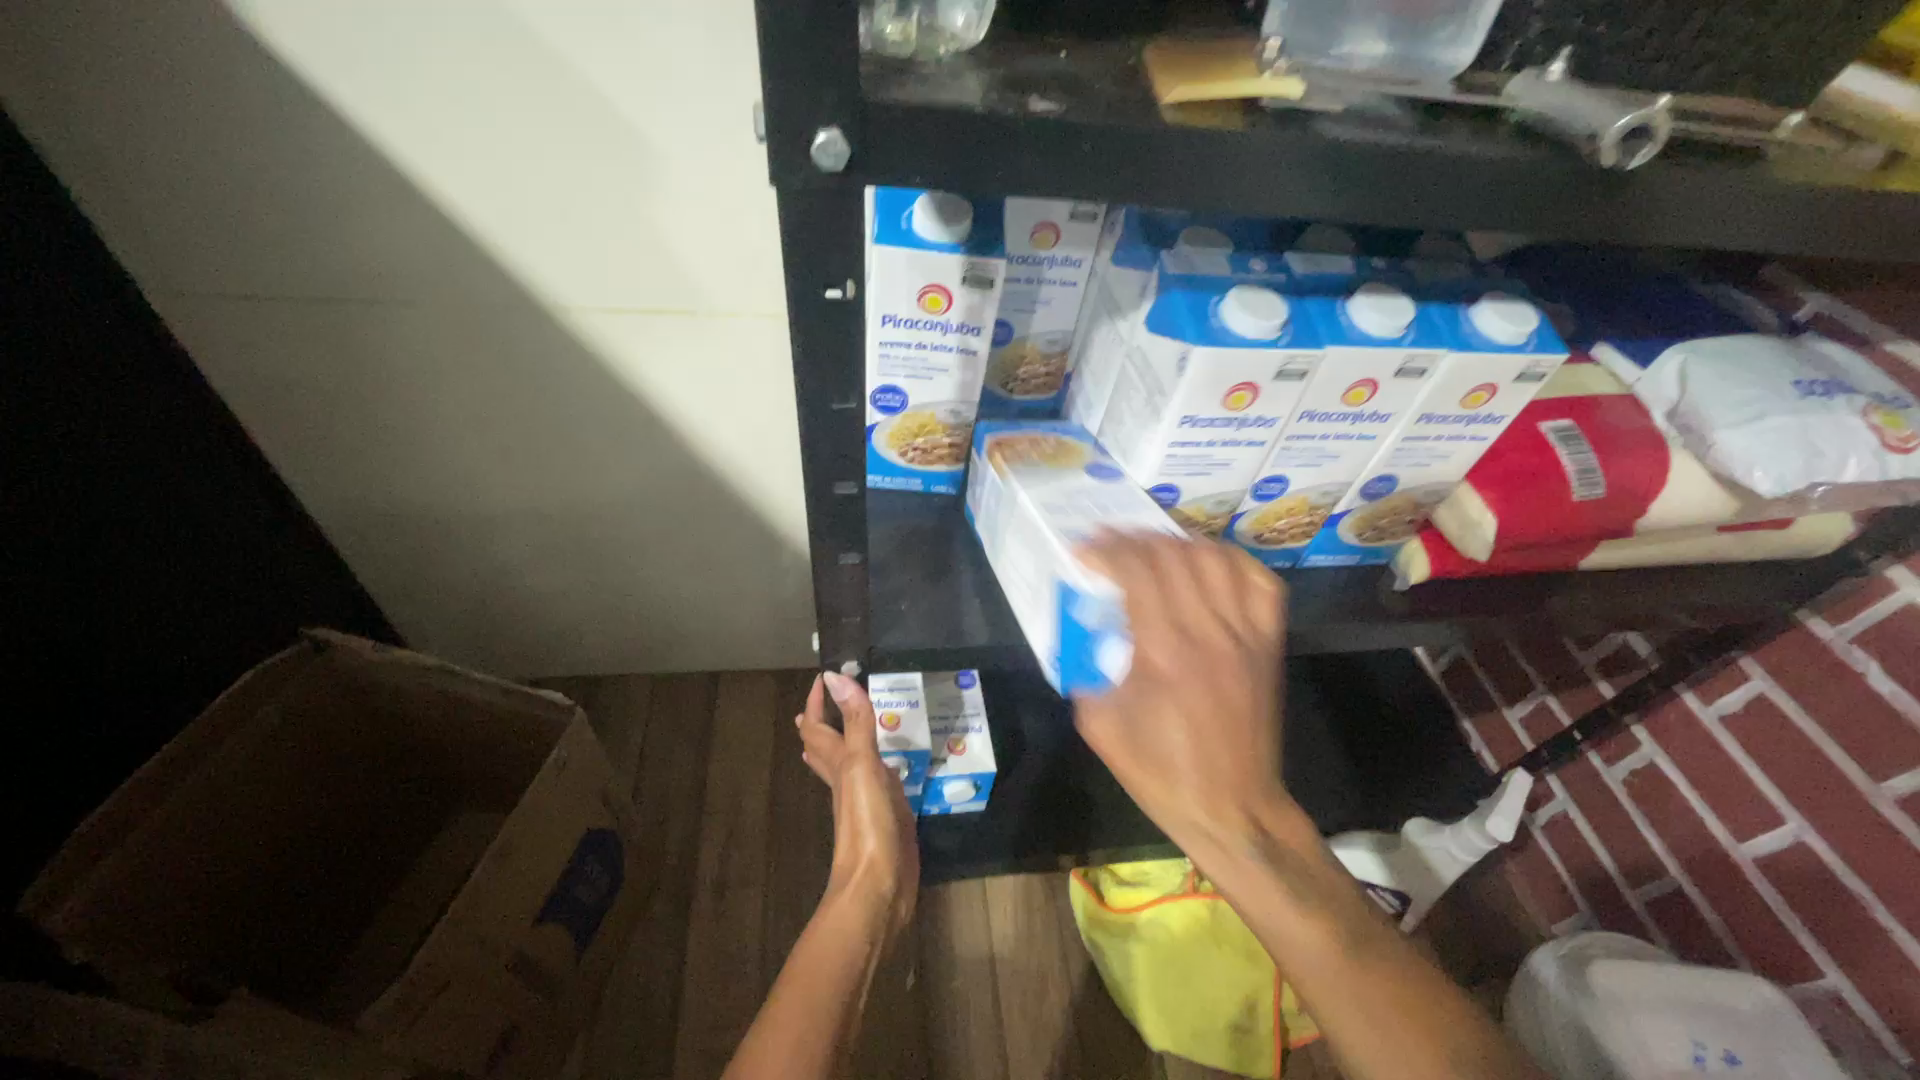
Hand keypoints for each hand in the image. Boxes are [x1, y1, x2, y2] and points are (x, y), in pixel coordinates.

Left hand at [797, 671, 918, 935]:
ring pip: (850, 766)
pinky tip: (891, 771)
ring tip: (854, 731)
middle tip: (827, 705)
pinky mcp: (888, 817)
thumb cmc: (867, 823)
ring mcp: (866, 801)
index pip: (820, 728)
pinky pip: (879, 785)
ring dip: (849, 746)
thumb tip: (834, 676)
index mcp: (839, 765)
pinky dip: (879, 771)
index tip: (823, 678)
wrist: (879, 885)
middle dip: (825, 725)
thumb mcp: (861, 765)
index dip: (819, 703)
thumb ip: (855, 722)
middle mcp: (847, 780)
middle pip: (827, 749)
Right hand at [1071, 532, 1295, 859]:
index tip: (1084, 551)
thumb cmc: (1160, 772)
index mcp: (1163, 652)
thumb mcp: (1099, 724)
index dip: (1106, 550)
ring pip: (1216, 559)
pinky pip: (1259, 583)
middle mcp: (1208, 633)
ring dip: (1178, 543)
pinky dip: (1231, 561)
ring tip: (1153, 548)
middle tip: (1110, 544)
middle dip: (1134, 540)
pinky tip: (1207, 563)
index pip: (1136, 571)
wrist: (1231, 807)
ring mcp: (1245, 635)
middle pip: (1172, 556)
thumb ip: (1086, 668)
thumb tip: (1084, 628)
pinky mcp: (1269, 645)